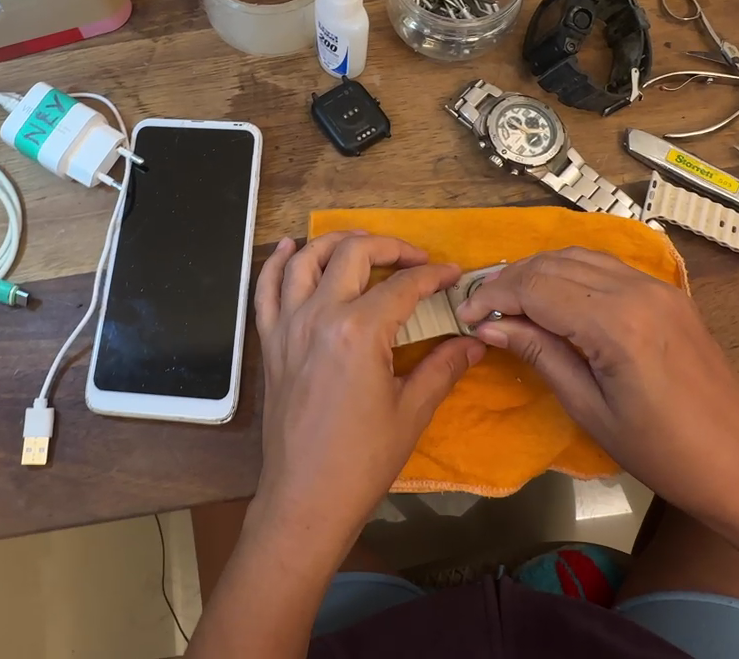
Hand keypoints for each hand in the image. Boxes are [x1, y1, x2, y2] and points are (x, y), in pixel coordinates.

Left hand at [251, 232, 485, 552]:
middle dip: (388, 246)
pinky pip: (265, 289)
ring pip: (305, 259)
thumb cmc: (363, 459)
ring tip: (362, 243)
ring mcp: (287, 324)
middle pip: (353, 255)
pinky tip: (289, 248)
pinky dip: (276, 263)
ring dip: (335, 243)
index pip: (402, 285)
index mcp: (359, 331)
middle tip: (413, 259)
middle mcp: (319, 315)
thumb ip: (443, 367)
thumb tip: (473, 342)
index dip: (432, 276)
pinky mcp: (269, 340)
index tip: (451, 275)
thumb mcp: (411, 411)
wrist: (306, 496)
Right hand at [456, 248, 738, 522]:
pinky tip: (551, 295)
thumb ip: (540, 354)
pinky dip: (567, 271)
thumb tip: (489, 325)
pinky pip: (604, 265)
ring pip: (577, 255)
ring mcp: (657, 287)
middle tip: (480, 308)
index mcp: (617, 323)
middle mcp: (637, 290)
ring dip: (536, 271)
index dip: (493, 297)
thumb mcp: (591, 409)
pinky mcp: (667, 293)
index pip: (536, 287)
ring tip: (508, 301)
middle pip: (552, 263)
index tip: (464, 316)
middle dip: (509, 280)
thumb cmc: (665, 454)